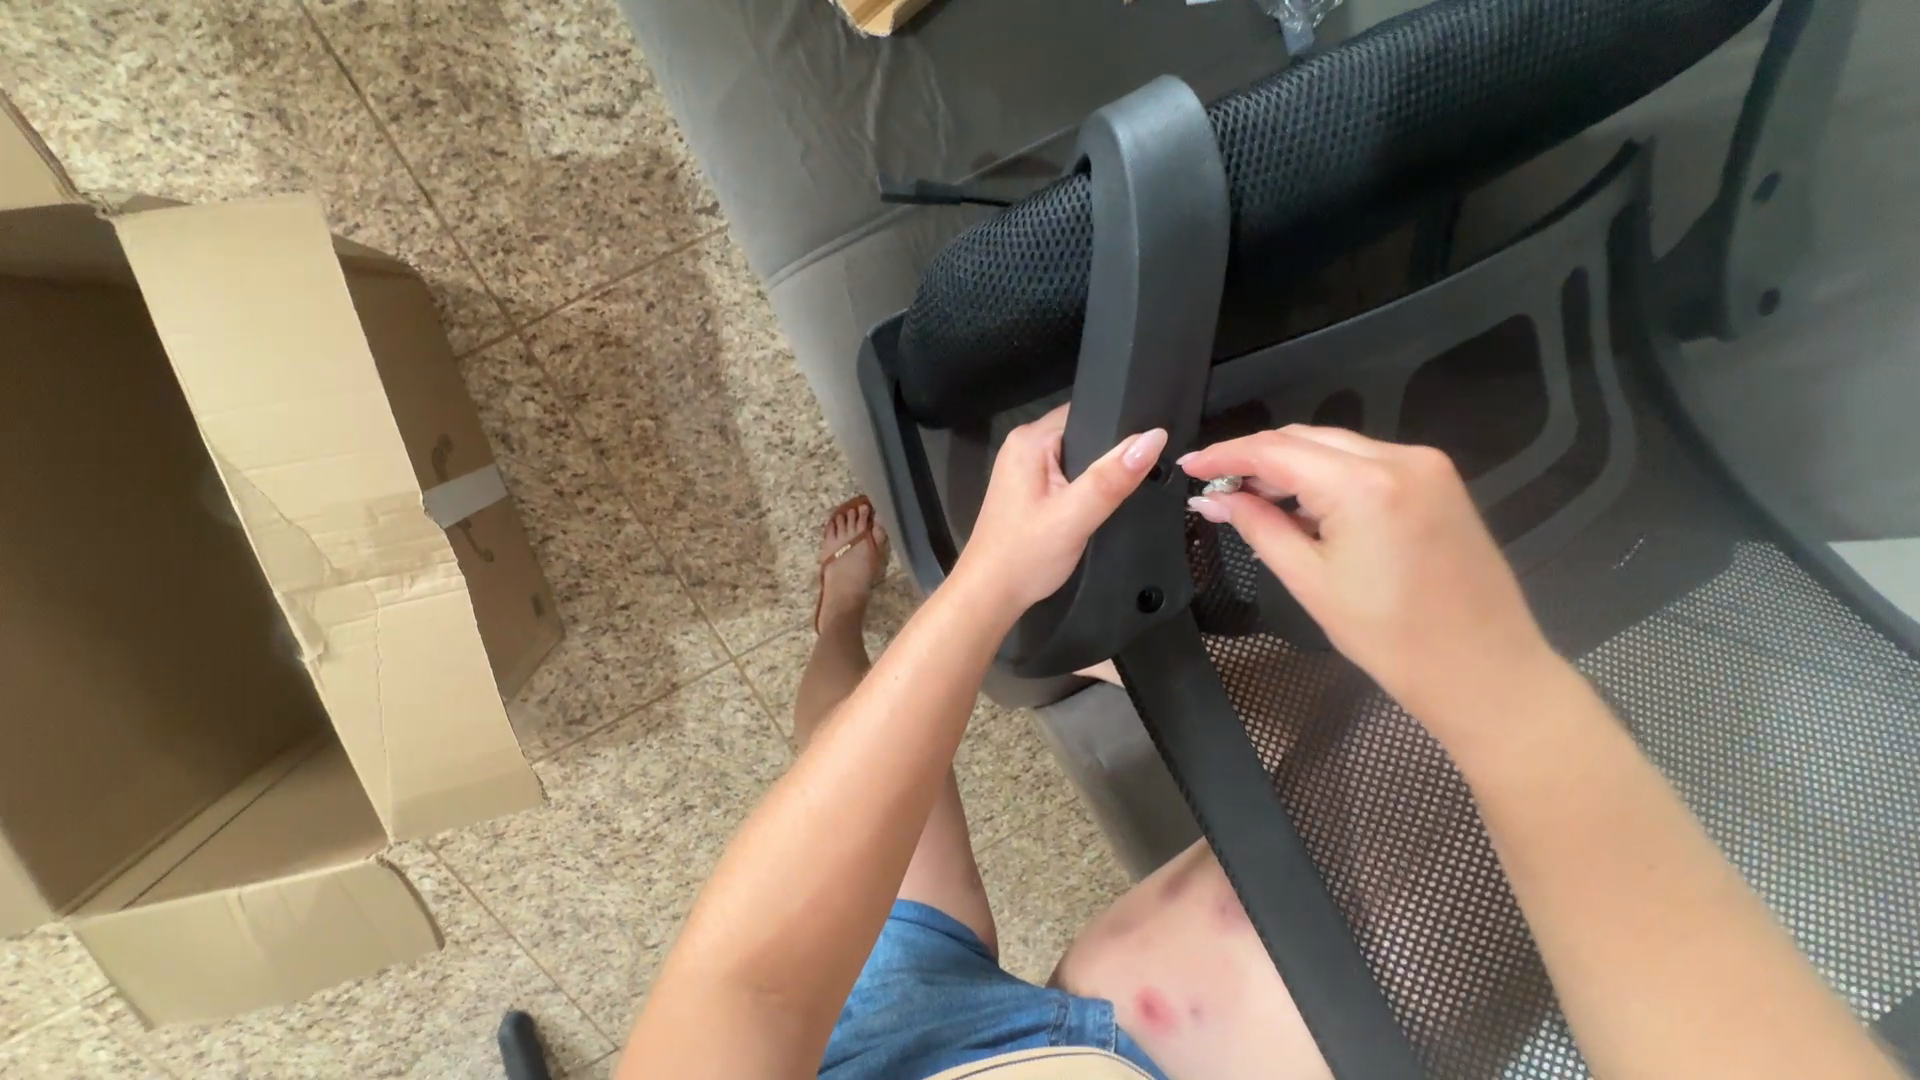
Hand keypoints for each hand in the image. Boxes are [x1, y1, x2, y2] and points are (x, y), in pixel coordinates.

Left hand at [951, 405, 1167, 621]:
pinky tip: (1098, 504)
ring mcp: (1023, 470)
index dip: (1119, 426)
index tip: (1152, 445)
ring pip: (1077, 458)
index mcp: (1029, 440)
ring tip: (1124, 489)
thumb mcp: (1075, 515)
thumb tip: (1153, 437)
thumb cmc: (1025, 555)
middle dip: (1110, 452)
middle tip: (1144, 472)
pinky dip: (1084, 488)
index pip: (1086, 413)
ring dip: (1098, 473)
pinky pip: (1067, 476)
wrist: (990, 595)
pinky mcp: (1028, 491)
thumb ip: (1112, 477)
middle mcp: (1023, 447)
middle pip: (1083, 434)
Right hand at [1180, 425, 1562, 737]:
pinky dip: (1325, 474)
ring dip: (1288, 464)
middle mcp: (1399, 458)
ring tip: (1249, 496)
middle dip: (1254, 457)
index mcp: (1365, 485)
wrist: (1483, 669)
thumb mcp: (1309, 580)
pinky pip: (1364, 461)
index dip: (1226, 455)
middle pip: (1305, 438)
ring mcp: (1425, 466)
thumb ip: (1257, 526)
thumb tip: (1213, 499)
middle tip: (1214, 486)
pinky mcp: (1437, 481)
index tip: (1189, 466)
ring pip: (1334, 446)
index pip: (1276, 450)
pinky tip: (1299, 501)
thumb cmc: (1389, 636)